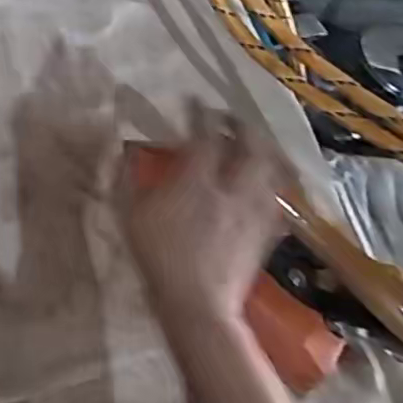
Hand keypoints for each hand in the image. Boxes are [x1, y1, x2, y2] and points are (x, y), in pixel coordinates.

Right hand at [124, 102, 284, 322]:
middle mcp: (231, 191)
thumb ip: (129, 174)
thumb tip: (126, 146)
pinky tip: (264, 181)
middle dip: (243, 128)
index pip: (204, 137)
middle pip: (250, 150)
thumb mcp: (130, 209)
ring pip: (271, 172)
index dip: (201, 114)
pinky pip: (276, 199)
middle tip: (230, 117)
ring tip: (254, 143)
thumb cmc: (155, 252)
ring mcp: (252, 213)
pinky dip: (272, 181)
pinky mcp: (265, 234)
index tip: (196, 99)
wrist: (197, 303)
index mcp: (195, 182)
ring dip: (264, 152)